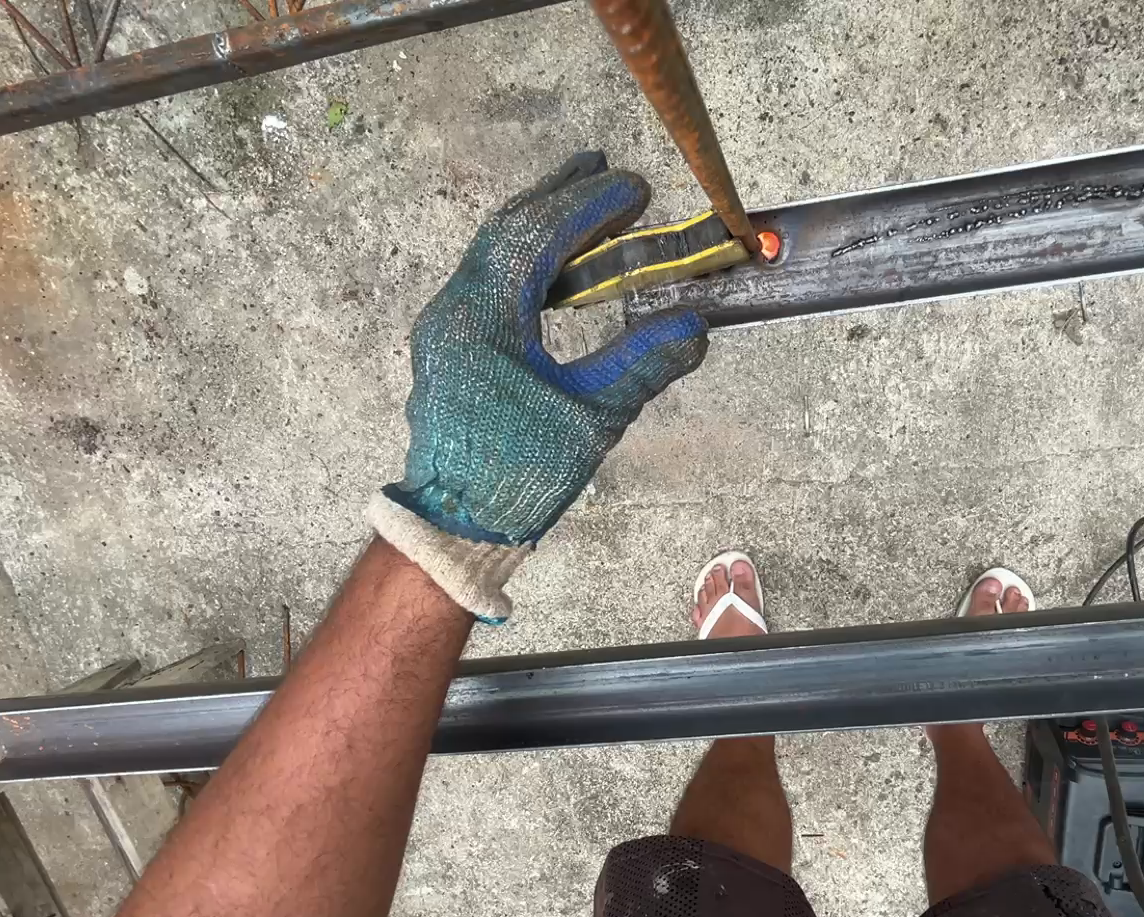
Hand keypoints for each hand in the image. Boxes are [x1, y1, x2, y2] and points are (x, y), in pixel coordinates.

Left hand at [368, 152, 708, 622]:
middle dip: (558, 196)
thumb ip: (643, 365)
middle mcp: (455, 309)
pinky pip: (491, 288)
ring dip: (542, 228)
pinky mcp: (453, 349)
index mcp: (482, 316)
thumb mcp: (592, 419)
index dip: (588, 207)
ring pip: (495, 258)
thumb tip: (695, 329)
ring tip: (583, 205)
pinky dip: (528, 268)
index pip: (537, 237)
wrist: (457, 524)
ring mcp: (448, 329)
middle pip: (508, 232)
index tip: (634, 187)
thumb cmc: (520, 474)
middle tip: (600, 166)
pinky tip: (557, 273)